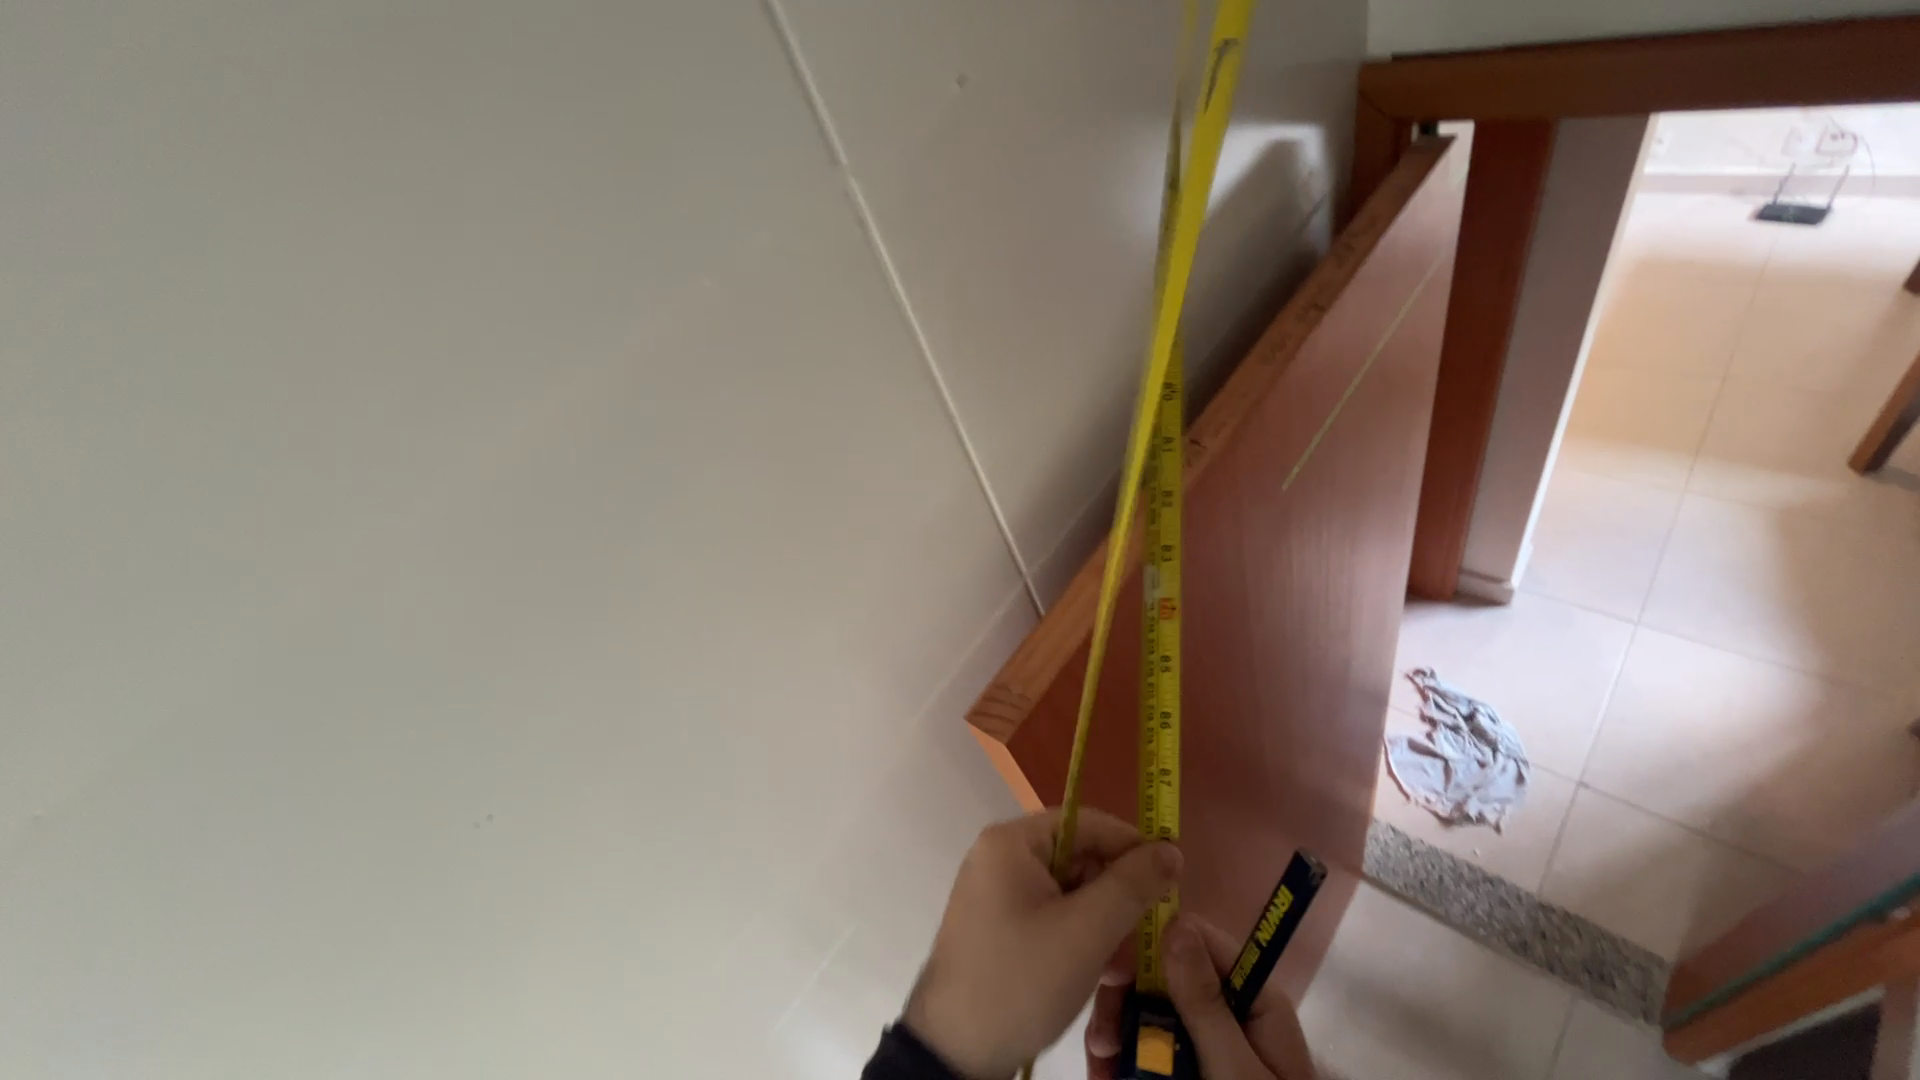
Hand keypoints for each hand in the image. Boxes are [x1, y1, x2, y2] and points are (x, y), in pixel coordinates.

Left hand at [902, 807, 1181, 1079]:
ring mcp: (996, 893)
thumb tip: (1170, 849)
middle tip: (1145, 934)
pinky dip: (1078, 937)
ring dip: (1102, 923)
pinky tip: (1098, 972)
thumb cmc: (1022, 981)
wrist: (954, 1052)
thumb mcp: (1087, 931)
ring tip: (1121, 964)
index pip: (1087, 823)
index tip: (1172, 879)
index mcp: (1012, 842)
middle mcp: (1000, 857)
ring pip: (1069, 892)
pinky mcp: (998, 927)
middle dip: (1116, 895)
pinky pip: (1051, 916)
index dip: (1133, 846)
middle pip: (1079, 857)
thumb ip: (1132, 885)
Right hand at [1086, 914, 1316, 1079]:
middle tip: (1097, 1037)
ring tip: (1097, 1068)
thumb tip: (1175, 924)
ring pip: (1146, 1009)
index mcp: (1252, 995)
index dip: (1148, 944)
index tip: (1111, 972)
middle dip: (1123, 999)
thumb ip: (1205, 1003)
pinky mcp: (1184, 1067)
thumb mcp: (1235, 1072)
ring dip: (1114, 1033)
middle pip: (1162, 973)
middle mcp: (1226, 1007)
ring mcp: (1203, 1039)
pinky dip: (1121, 1059)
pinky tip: (1102, 1076)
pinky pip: (1145, 1047)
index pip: (1197, 939)